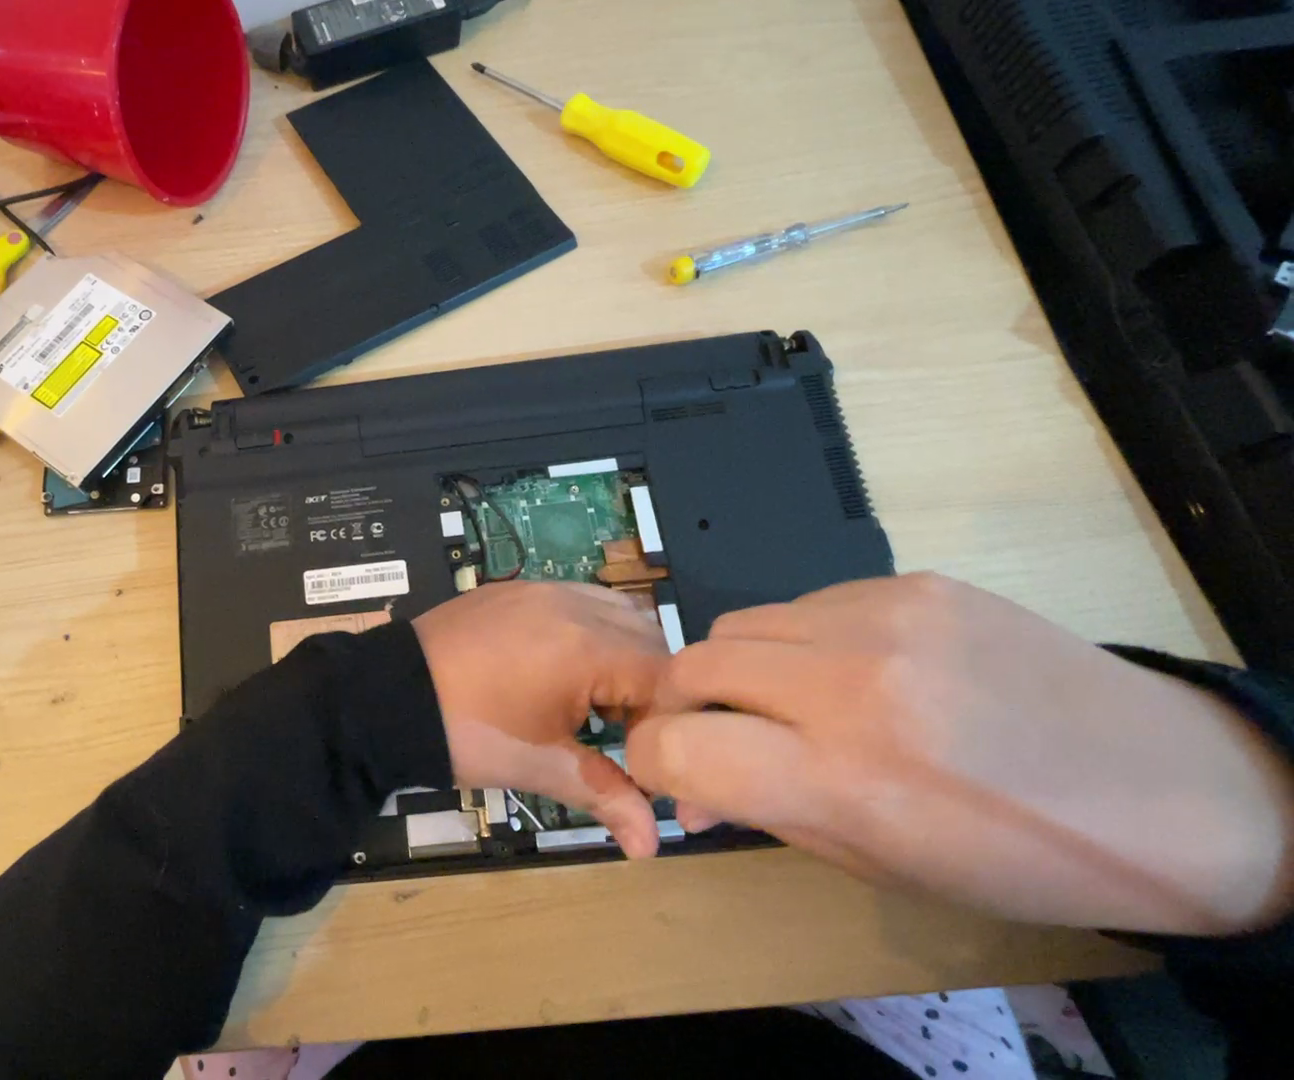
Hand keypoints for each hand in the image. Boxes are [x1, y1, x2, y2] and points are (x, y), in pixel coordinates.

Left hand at [413, 582, 666, 857]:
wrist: (387, 698)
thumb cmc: (468, 733)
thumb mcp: (538, 764)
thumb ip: (605, 794)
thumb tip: (651, 846)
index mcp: (587, 646)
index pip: (665, 678)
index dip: (665, 720)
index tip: (645, 754)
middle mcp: (572, 604)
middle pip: (647, 639)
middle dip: (646, 686)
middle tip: (618, 731)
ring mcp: (541, 589)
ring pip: (615, 612)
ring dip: (620, 653)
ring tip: (589, 700)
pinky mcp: (515, 588)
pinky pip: (575, 598)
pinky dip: (587, 629)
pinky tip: (561, 667)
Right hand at [624, 572, 1293, 934]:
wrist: (1181, 792)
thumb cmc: (1017, 857)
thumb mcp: (877, 863)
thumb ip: (761, 811)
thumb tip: (685, 783)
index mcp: (844, 777)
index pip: (675, 745)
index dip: (654, 758)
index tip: (673, 768)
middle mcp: (851, 683)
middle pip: (690, 666)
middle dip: (686, 707)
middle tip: (725, 734)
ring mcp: (884, 619)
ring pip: (737, 626)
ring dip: (740, 668)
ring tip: (793, 701)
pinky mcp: (911, 582)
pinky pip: (803, 606)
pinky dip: (800, 642)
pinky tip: (857, 671)